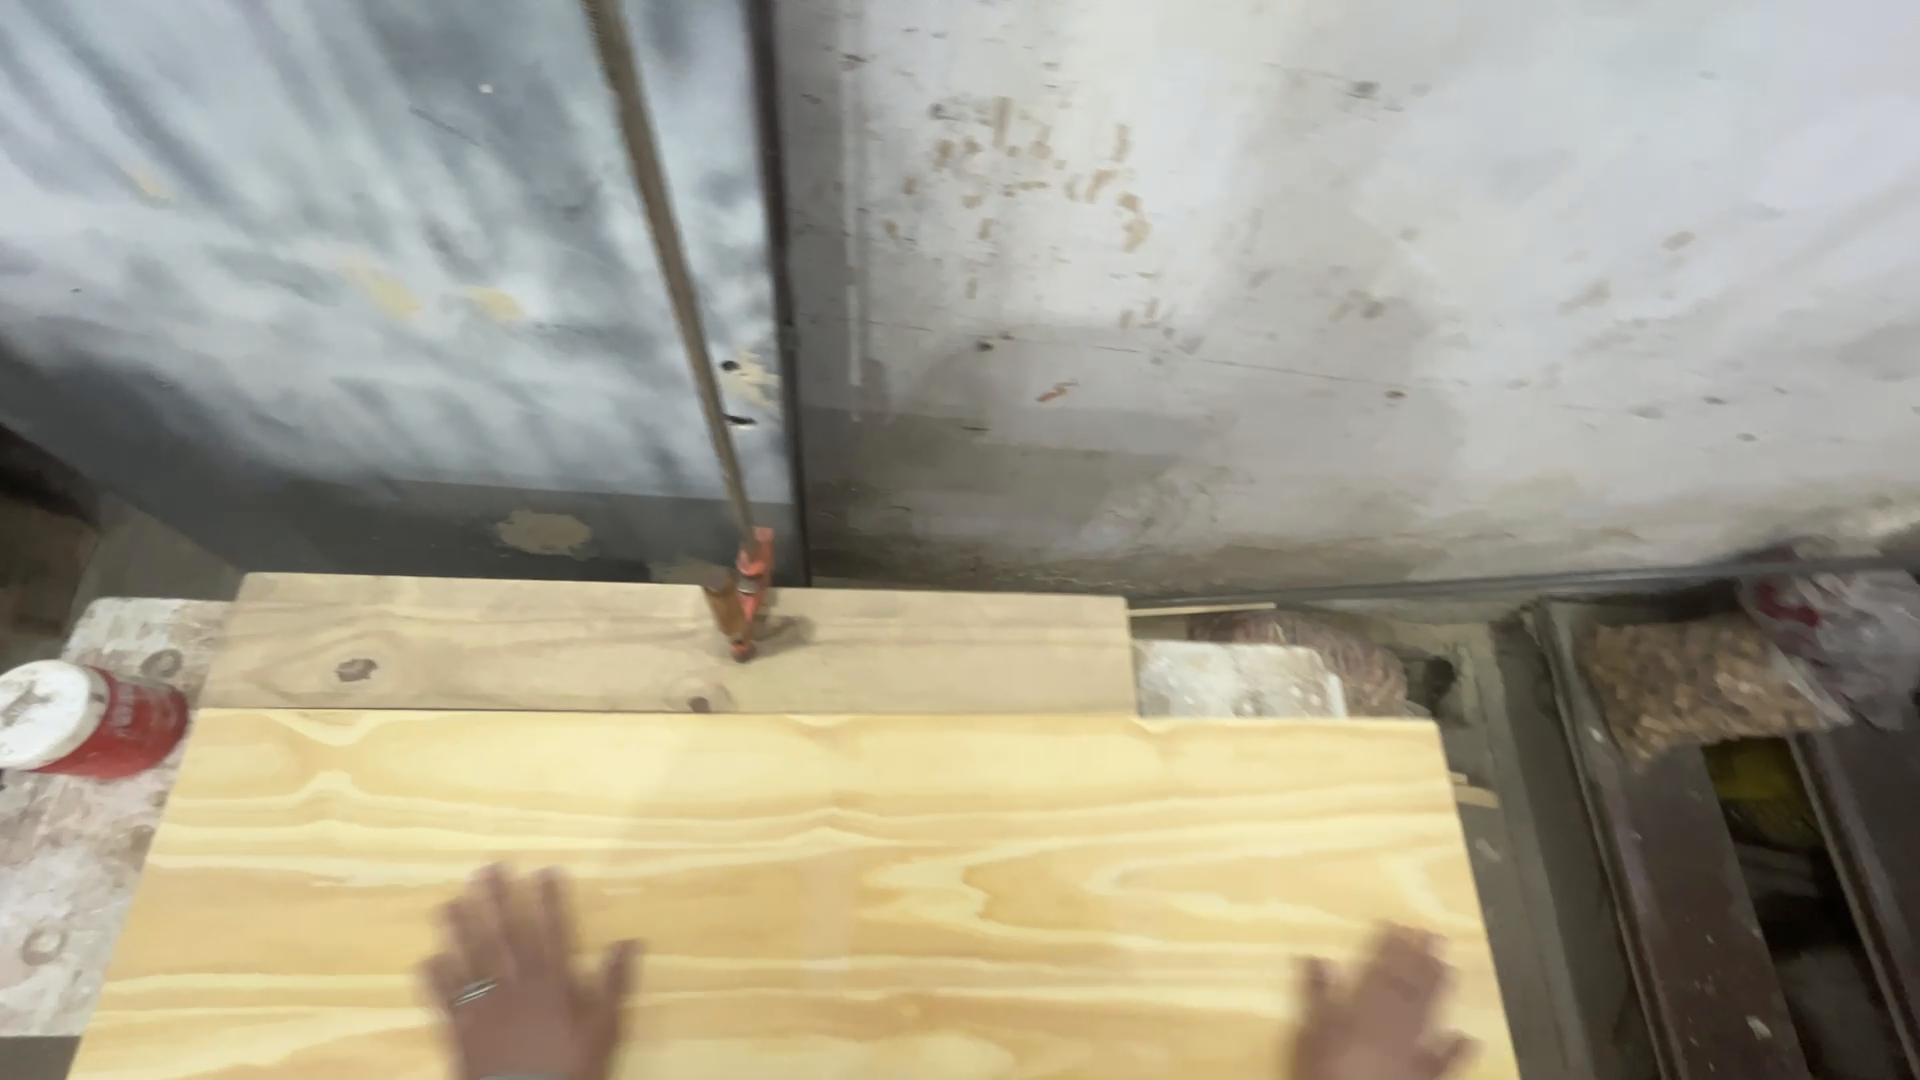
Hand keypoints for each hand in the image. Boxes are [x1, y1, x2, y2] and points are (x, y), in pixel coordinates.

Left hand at [418, 864, 640, 1079]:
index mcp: (553, 983)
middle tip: (485, 872)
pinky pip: (447, 1003)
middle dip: (497, 903)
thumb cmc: (571, 1070)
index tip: (544, 871)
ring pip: (472, 963)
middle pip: (506, 938)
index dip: (549, 901)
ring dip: (460, 932)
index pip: (552, 931)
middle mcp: (517, 987)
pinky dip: (437, 982)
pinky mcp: (461, 1036)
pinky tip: (427, 961)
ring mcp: (486, 1011)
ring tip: (448, 904)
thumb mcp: (604, 1028)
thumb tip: (626, 941)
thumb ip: (613, 983)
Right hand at [1291, 924, 1476, 1079]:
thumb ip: (1317, 995)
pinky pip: (1443, 1067)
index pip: (1381, 973)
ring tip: (1450, 967)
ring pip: (1428, 1018)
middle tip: (1434, 936)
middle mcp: (1394, 1030)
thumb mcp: (1310, 1032)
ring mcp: (1412, 1058)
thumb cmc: (1323, 1073)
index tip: (1401, 926)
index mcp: (1365, 1013)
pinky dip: (1456, 1052)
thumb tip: (1317, 957)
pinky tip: (1469, 1037)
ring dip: (1439, 992)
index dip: (1391, 949)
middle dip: (1420, 962)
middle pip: (1409, 990)